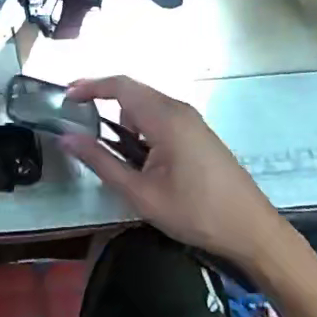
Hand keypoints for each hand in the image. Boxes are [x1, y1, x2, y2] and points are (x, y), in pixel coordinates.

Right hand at [59, 76, 284, 264]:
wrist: (251, 230)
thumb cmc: (195, 212)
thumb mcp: (140, 193)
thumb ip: (101, 161)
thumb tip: (67, 138)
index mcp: (165, 118)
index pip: (120, 86)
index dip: (89, 86)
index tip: (64, 97)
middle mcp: (179, 110)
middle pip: (132, 91)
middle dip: (101, 98)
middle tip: (75, 116)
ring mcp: (191, 120)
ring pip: (146, 104)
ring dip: (122, 116)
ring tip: (104, 143)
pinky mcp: (197, 133)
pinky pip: (160, 116)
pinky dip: (139, 125)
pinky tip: (134, 153)